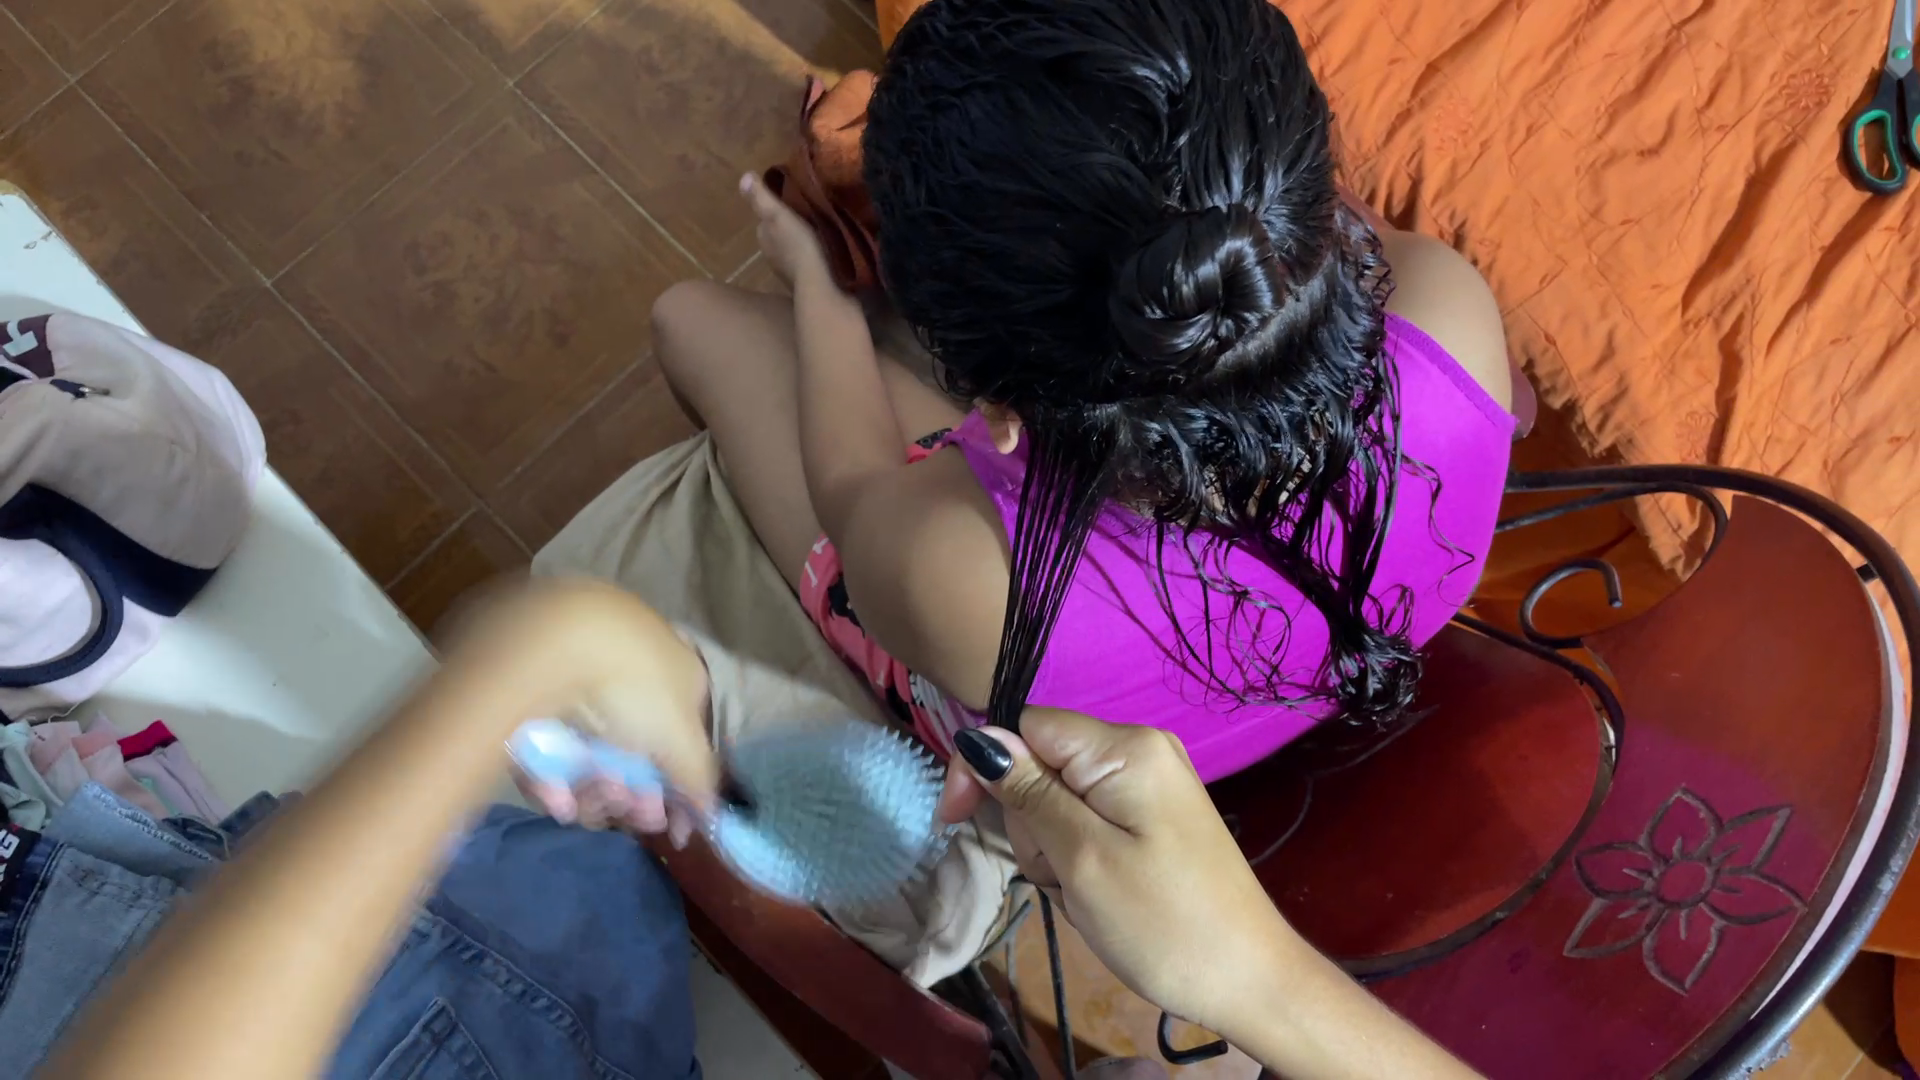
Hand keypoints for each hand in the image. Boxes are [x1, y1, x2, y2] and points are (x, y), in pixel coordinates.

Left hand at [441, 578, 718, 834]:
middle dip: (637, 794)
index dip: (681, 785)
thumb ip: (701, 777)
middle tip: (631, 818)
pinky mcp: (532, 705)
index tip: (674, 828)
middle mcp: (633, 679)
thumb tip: (713, 812)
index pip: (686, 736)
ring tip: (591, 805)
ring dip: (598, 793)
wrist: (547, 645)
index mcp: (678, 674)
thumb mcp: (681, 735)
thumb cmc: (634, 686)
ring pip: (593, 757)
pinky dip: (556, 780)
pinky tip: (558, 800)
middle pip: (638, 753)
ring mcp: (581, 690)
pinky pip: (549, 753)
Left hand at [741, 172, 829, 286]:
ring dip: (800, 243)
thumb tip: (744, 176)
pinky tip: (821, 254)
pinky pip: (803, 265)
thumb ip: (761, 198)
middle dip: (789, 227)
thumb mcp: (778, 215)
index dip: (778, 209)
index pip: (766, 219)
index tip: (794, 202)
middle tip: (808, 216)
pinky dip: (809, 258)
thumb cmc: (799, 247)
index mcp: (764, 237)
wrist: (819, 285)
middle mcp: (770, 256)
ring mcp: (786, 272)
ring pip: (791, 250)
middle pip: (778, 235)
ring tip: (817, 233)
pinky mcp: (802, 284)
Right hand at [941, 710, 1290, 1034]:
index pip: (1025, 725)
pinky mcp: (1151, 808)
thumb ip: (1028, 791)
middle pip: (1041, 760)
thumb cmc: (1163, 923)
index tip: (955, 819)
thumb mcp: (1082, 858)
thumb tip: (979, 736)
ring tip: (1083, 889)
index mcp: (1123, 746)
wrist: (1251, 982)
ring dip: (1051, 843)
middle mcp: (1137, 746)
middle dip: (1029, 819)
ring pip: (1058, 792)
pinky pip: (1087, 813)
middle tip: (1061, 874)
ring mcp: (1147, 778)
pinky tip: (1097, 887)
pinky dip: (1075, 850)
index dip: (985, 764)